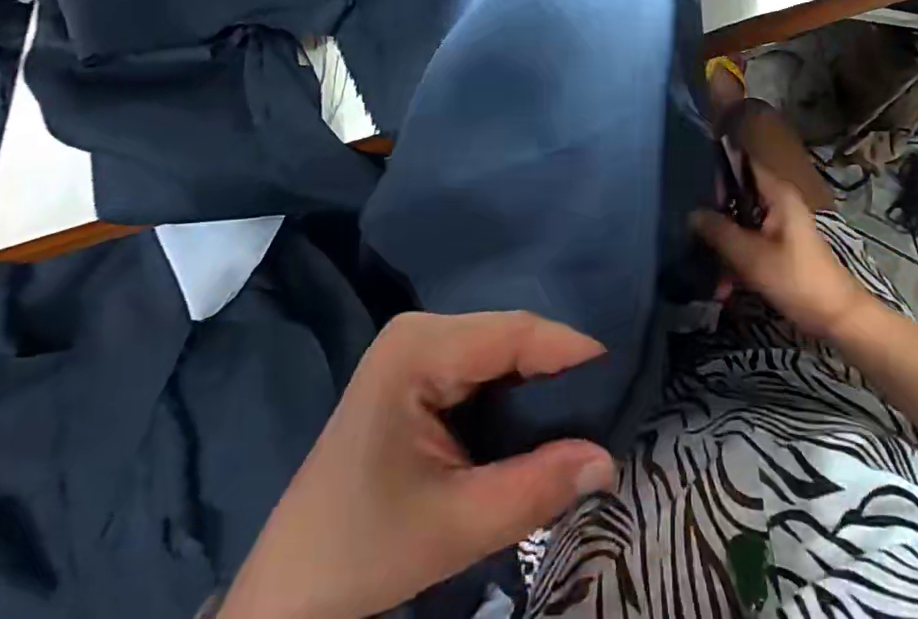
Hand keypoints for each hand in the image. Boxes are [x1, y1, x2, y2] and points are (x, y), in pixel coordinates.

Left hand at [220, 312, 616, 618]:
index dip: (575, 353)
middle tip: (610, 409)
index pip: (517, 333)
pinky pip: (488, 366)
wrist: (292, 586)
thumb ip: (539, 487)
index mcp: (419, 349)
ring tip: (586, 416)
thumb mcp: (458, 525)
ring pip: (505, 349)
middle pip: (513, 336)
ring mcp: (418, 348)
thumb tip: (610, 459)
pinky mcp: (422, 370)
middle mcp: (420, 331)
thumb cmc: (364, 550)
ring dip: (545, 382)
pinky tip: (542, 420)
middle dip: (563, 371)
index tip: (625, 384)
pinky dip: (521, 390)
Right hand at [690, 165, 874, 339]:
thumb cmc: (796, 279)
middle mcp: (779, 205)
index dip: (717, 170)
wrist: (836, 318)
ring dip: (723, 250)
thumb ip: (719, 231)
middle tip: (687, 232)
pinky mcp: (779, 251)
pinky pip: (750, 247)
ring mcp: (779, 228)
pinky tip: (723, 288)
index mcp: (778, 195)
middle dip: (714, 218)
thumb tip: (692, 213)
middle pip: (738, 199)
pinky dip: (736, 263)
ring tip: (706, 273)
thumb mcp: (751, 256)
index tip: (688, 181)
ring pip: (741, 226)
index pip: (743, 166)